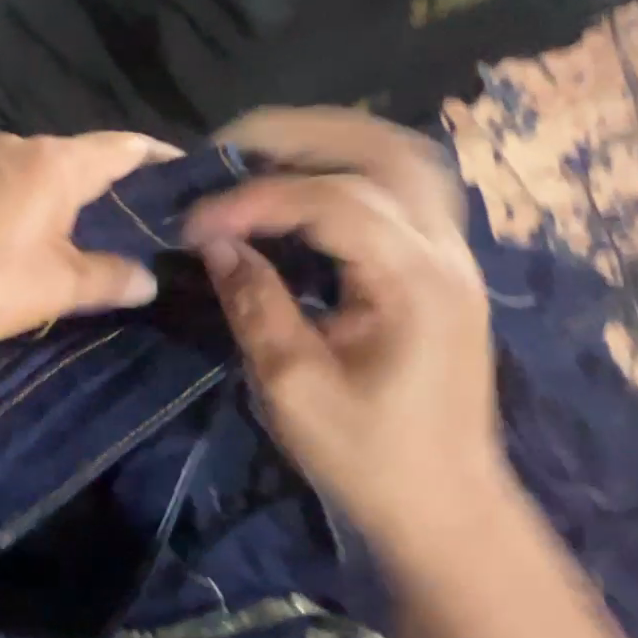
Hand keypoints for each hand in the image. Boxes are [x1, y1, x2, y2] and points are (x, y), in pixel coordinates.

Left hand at [0, 131, 180, 354]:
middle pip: (86, 155)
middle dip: (119, 183)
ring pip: (47, 168)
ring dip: (76, 192)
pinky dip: (40, 197)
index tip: (189, 186)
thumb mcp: (62, 287)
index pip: (126, 148)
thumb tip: (149, 278)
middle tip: (152, 218)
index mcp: (53, 161)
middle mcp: (19, 146)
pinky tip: (51, 228)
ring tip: (106, 228)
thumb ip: (115, 276)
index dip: (162, 164)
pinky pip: (15, 180)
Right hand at [184, 108, 507, 536]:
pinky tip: (292, 188)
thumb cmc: (364, 453)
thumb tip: (214, 243)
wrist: (442, 501)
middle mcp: (444, 254)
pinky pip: (397, 192)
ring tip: (251, 153)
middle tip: (221, 149)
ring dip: (326, 144)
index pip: (331, 203)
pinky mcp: (434, 270)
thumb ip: (254, 302)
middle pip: (386, 153)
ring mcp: (449, 258)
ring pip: (402, 161)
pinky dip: (342, 172)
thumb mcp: (291, 383)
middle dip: (298, 137)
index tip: (189, 223)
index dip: (251, 200)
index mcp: (413, 283)